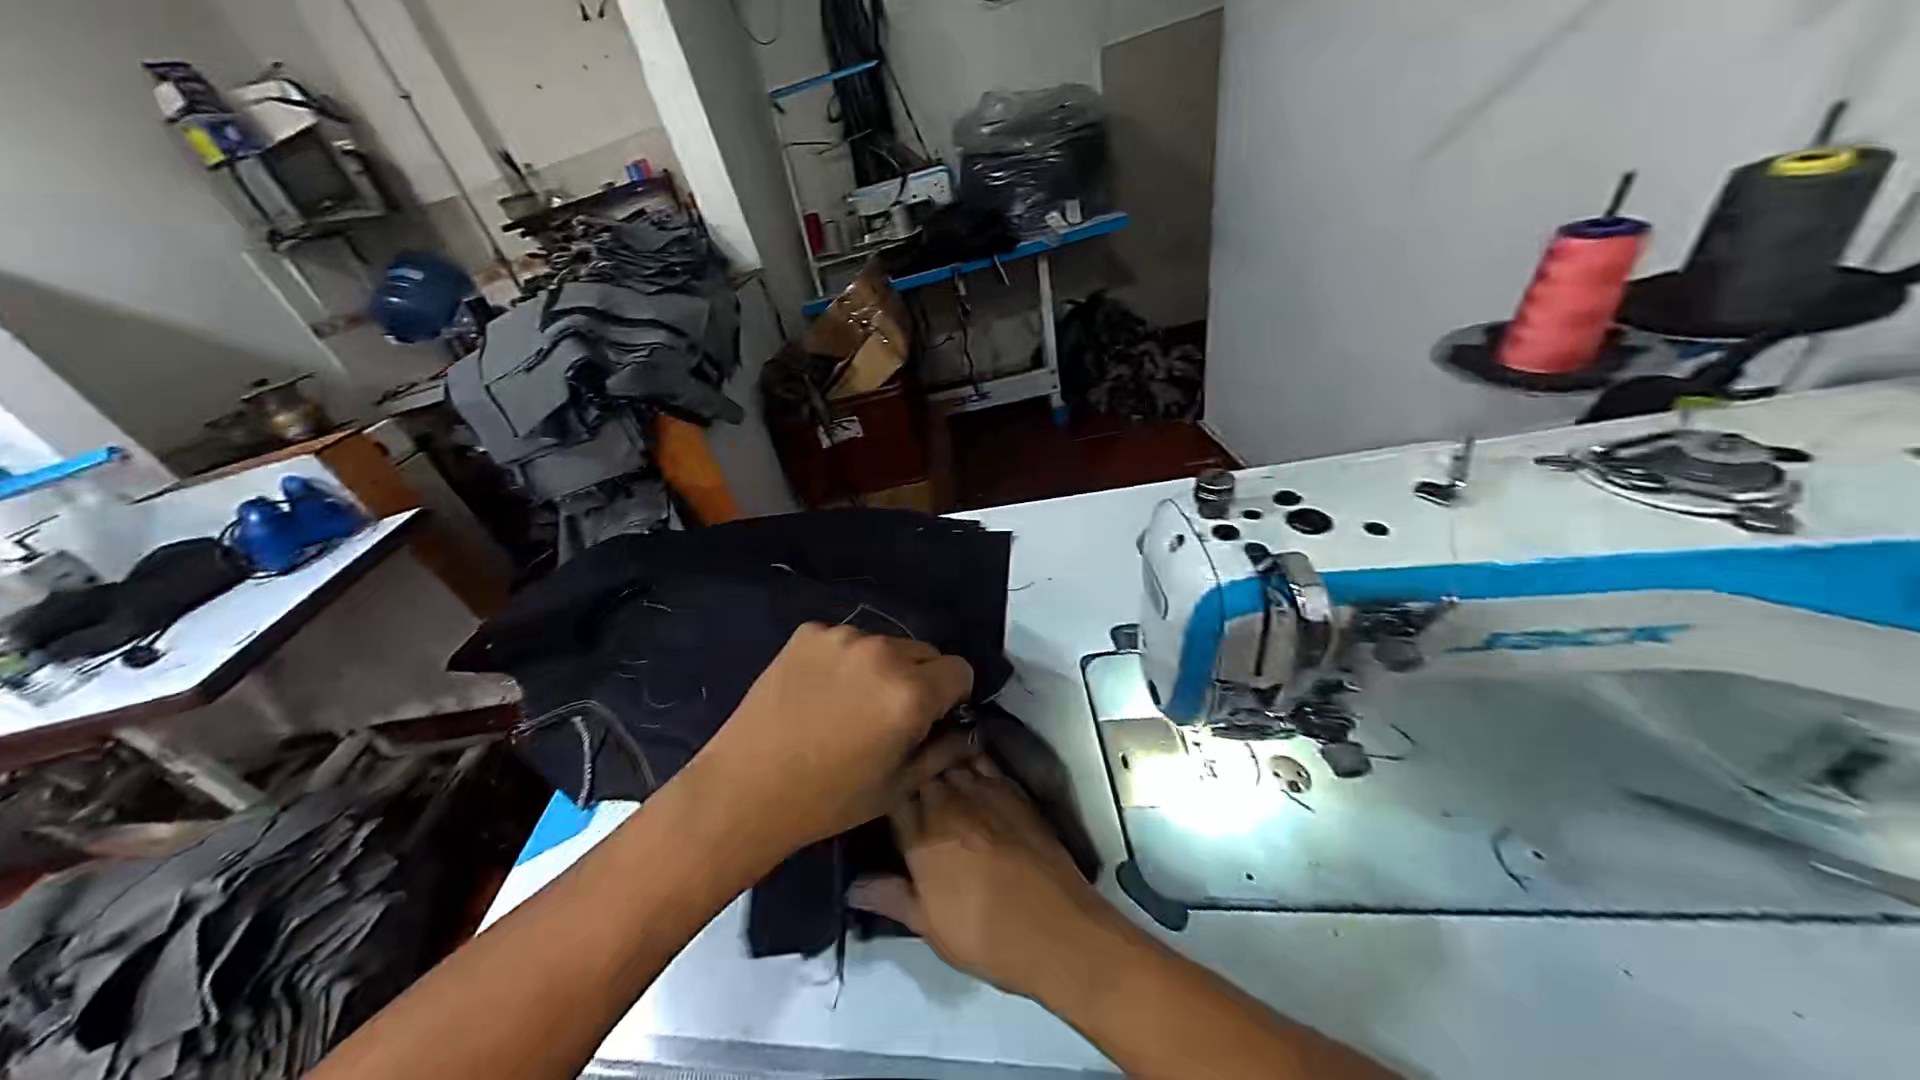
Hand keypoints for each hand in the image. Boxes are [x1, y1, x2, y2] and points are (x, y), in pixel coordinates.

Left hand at [693, 623, 974, 855]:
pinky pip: (846, 641)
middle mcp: (882, 652)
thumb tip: (968, 729)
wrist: (745, 788)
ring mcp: (841, 637)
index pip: (960, 669)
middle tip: (888, 715)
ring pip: (885, 645)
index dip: (952, 696)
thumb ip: (945, 750)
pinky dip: (844, 661)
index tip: (931, 718)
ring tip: (849, 705)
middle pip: (926, 652)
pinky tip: (820, 692)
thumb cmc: (829, 798)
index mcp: (911, 691)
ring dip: (882, 668)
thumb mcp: (899, 786)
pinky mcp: (808, 633)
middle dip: (919, 679)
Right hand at [848, 754, 1138, 1000]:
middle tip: (903, 772)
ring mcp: (982, 793)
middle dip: (910, 770)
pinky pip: (984, 759)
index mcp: (920, 838)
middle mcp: (947, 805)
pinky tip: (965, 754)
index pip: (892, 797)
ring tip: (928, 756)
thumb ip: (890, 896)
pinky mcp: (1012, 790)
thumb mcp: (929, 926)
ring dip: (937, 757)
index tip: (879, 789)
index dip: (885, 790)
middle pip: (920, 771)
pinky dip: (970, 753)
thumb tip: (851, 885)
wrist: (1054, 928)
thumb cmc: (984, 935)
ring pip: (949, 759)